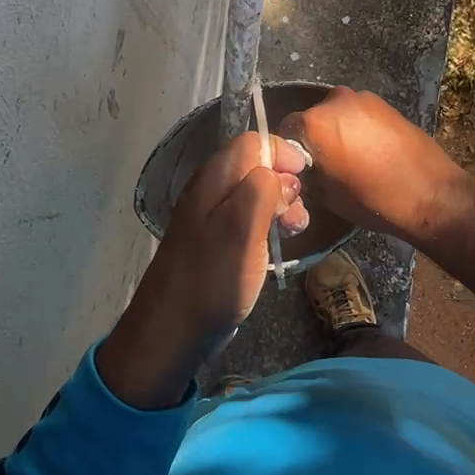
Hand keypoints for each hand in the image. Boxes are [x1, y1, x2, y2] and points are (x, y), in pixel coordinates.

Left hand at [98, 131, 310, 408]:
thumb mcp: (241, 230)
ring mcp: (209, 216)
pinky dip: (265, 223)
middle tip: (299, 215)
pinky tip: (276, 244)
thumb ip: (261, 190)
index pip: (252, 142)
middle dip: (283, 182)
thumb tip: (279, 171)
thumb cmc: (211, 279)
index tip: (304, 178)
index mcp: (214, 179)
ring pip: (251, 193)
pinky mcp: (213, 241)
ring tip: (295, 230)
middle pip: (253, 166)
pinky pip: (244, 218)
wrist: (170, 332)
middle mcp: (209, 190)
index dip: (281, 153)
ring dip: (278, 204)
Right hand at [279, 87, 469, 246]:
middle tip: (321, 166)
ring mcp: (362, 97)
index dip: (287, 152)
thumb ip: (307, 174)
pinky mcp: (382, 102)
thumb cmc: (374, 199)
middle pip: (310, 118)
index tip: (296, 170)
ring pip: (334, 115)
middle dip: (312, 139)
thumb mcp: (327, 195)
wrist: (431, 193)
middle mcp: (334, 100)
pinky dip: (354, 128)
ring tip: (346, 160)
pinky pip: (356, 114)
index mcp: (315, 122)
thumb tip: (300, 170)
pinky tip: (365, 151)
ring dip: (334, 132)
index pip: (285, 130)